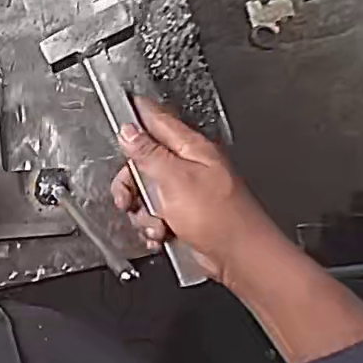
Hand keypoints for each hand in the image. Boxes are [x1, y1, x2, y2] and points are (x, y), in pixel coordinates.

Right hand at [110, 95, 282, 282]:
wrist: (238, 256)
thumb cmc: (220, 217)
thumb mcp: (174, 179)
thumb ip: (148, 153)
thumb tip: (129, 131)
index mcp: (192, 150)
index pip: (159, 120)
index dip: (139, 114)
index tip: (124, 106)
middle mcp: (190, 167)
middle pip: (143, 162)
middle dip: (130, 183)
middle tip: (129, 196)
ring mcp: (187, 192)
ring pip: (145, 192)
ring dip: (141, 211)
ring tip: (155, 221)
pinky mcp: (184, 215)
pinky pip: (154, 214)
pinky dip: (152, 226)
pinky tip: (161, 232)